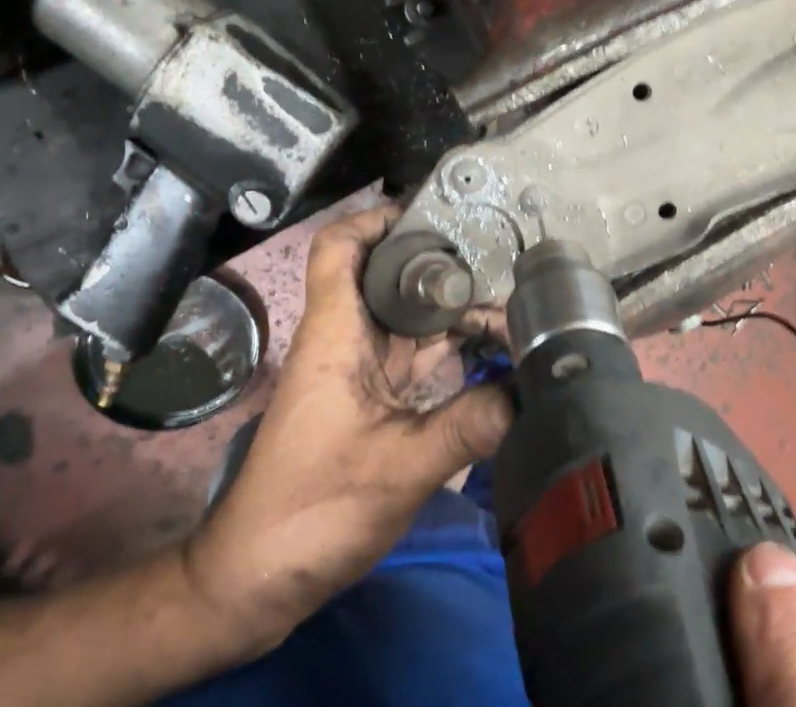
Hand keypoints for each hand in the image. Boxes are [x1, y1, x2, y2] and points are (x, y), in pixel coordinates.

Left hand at [183, 206, 511, 647]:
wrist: (258, 579)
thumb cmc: (312, 511)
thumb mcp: (401, 467)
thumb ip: (472, 423)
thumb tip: (536, 388)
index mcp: (335, 336)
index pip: (341, 248)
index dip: (380, 219)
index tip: (439, 216)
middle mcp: (347, 343)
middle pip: (392, 279)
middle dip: (448, 269)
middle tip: (510, 271)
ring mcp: (361, 375)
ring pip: (413, 322)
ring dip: (460, 316)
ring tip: (520, 315)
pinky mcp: (374, 407)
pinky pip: (421, 362)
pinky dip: (457, 355)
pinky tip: (499, 362)